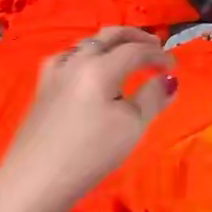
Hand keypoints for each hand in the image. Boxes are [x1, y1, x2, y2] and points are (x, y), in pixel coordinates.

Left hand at [0, 28, 176, 211]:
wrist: (37, 176)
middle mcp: (76, 59)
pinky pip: (70, 56)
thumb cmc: (91, 153)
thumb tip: (169, 78)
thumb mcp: (131, 128)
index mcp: (100, 66)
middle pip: (109, 36)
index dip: (158, 55)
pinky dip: (88, 54)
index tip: (174, 66)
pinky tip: (89, 67)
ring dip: (111, 43)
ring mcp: (56, 69)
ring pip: (88, 43)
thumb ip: (153, 98)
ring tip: (126, 54)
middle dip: (134, 37)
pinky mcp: (43, 83)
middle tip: (154, 45)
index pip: (135, 50)